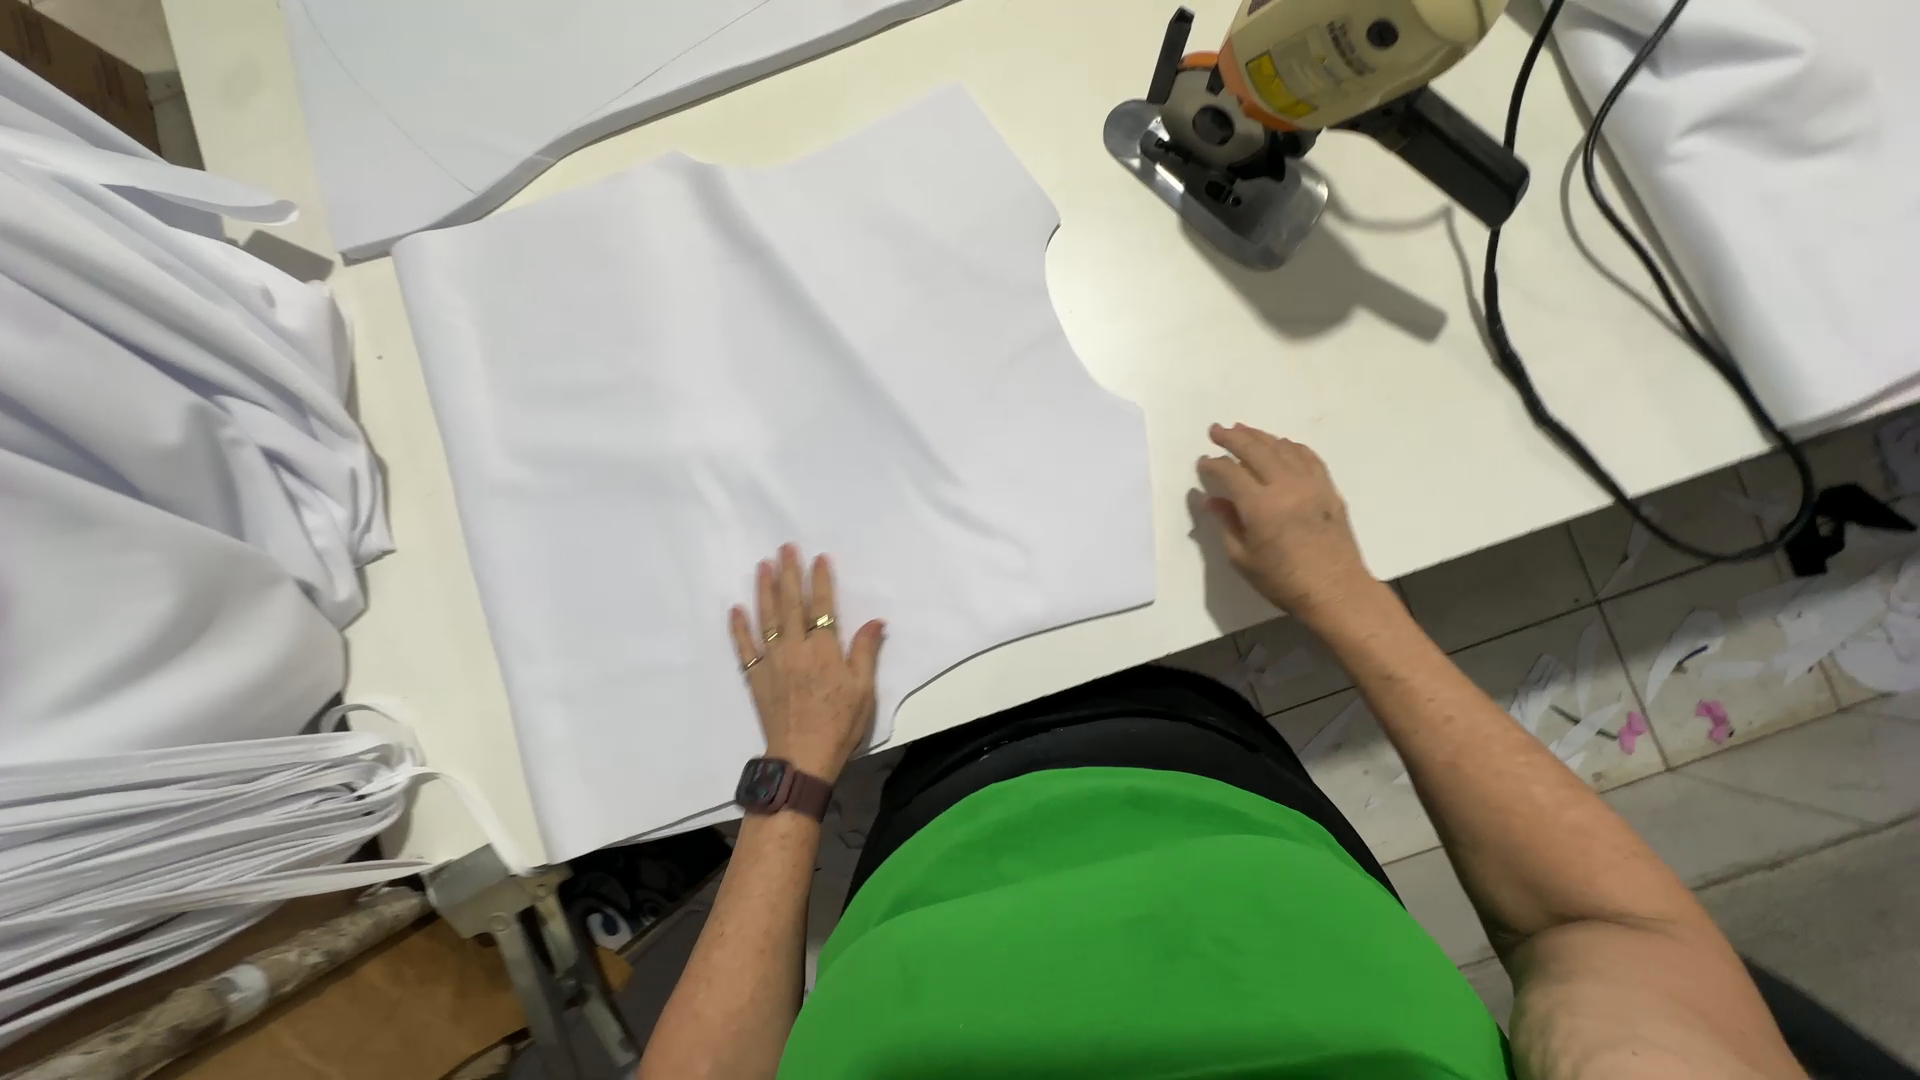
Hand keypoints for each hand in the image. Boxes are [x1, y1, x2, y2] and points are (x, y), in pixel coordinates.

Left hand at [728, 545, 884, 783]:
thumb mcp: (863, 689)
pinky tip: (736, 609)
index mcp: (824, 650)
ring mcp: (772, 662)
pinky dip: (739, 628)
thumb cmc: (840, 724)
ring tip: (762, 566)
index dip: (821, 580)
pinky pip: (745, 648)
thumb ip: (865, 651)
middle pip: (791, 604)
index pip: (822, 606)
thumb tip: (875, 621)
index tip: (819, 558)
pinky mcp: (756, 678)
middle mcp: (795, 649)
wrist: (803, 758)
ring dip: (764, 590)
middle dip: (789, 573)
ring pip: (766, 618)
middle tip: (785, 548)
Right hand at [1197, 423, 1377, 625]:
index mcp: (1260, 506)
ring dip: (1261, 436)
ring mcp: (1311, 485)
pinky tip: (1282, 445)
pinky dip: (1291, 447)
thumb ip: (1225, 524)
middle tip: (1216, 430)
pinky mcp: (1328, 490)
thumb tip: (1211, 500)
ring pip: (1283, 449)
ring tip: (1243, 430)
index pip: (1230, 473)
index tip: (1202, 463)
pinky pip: (1308, 458)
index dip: (1213, 465)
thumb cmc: (1283, 581)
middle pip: (1256, 450)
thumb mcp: (1242, 559)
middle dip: (1233, 438)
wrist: (1336, 591)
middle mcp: (1286, 487)